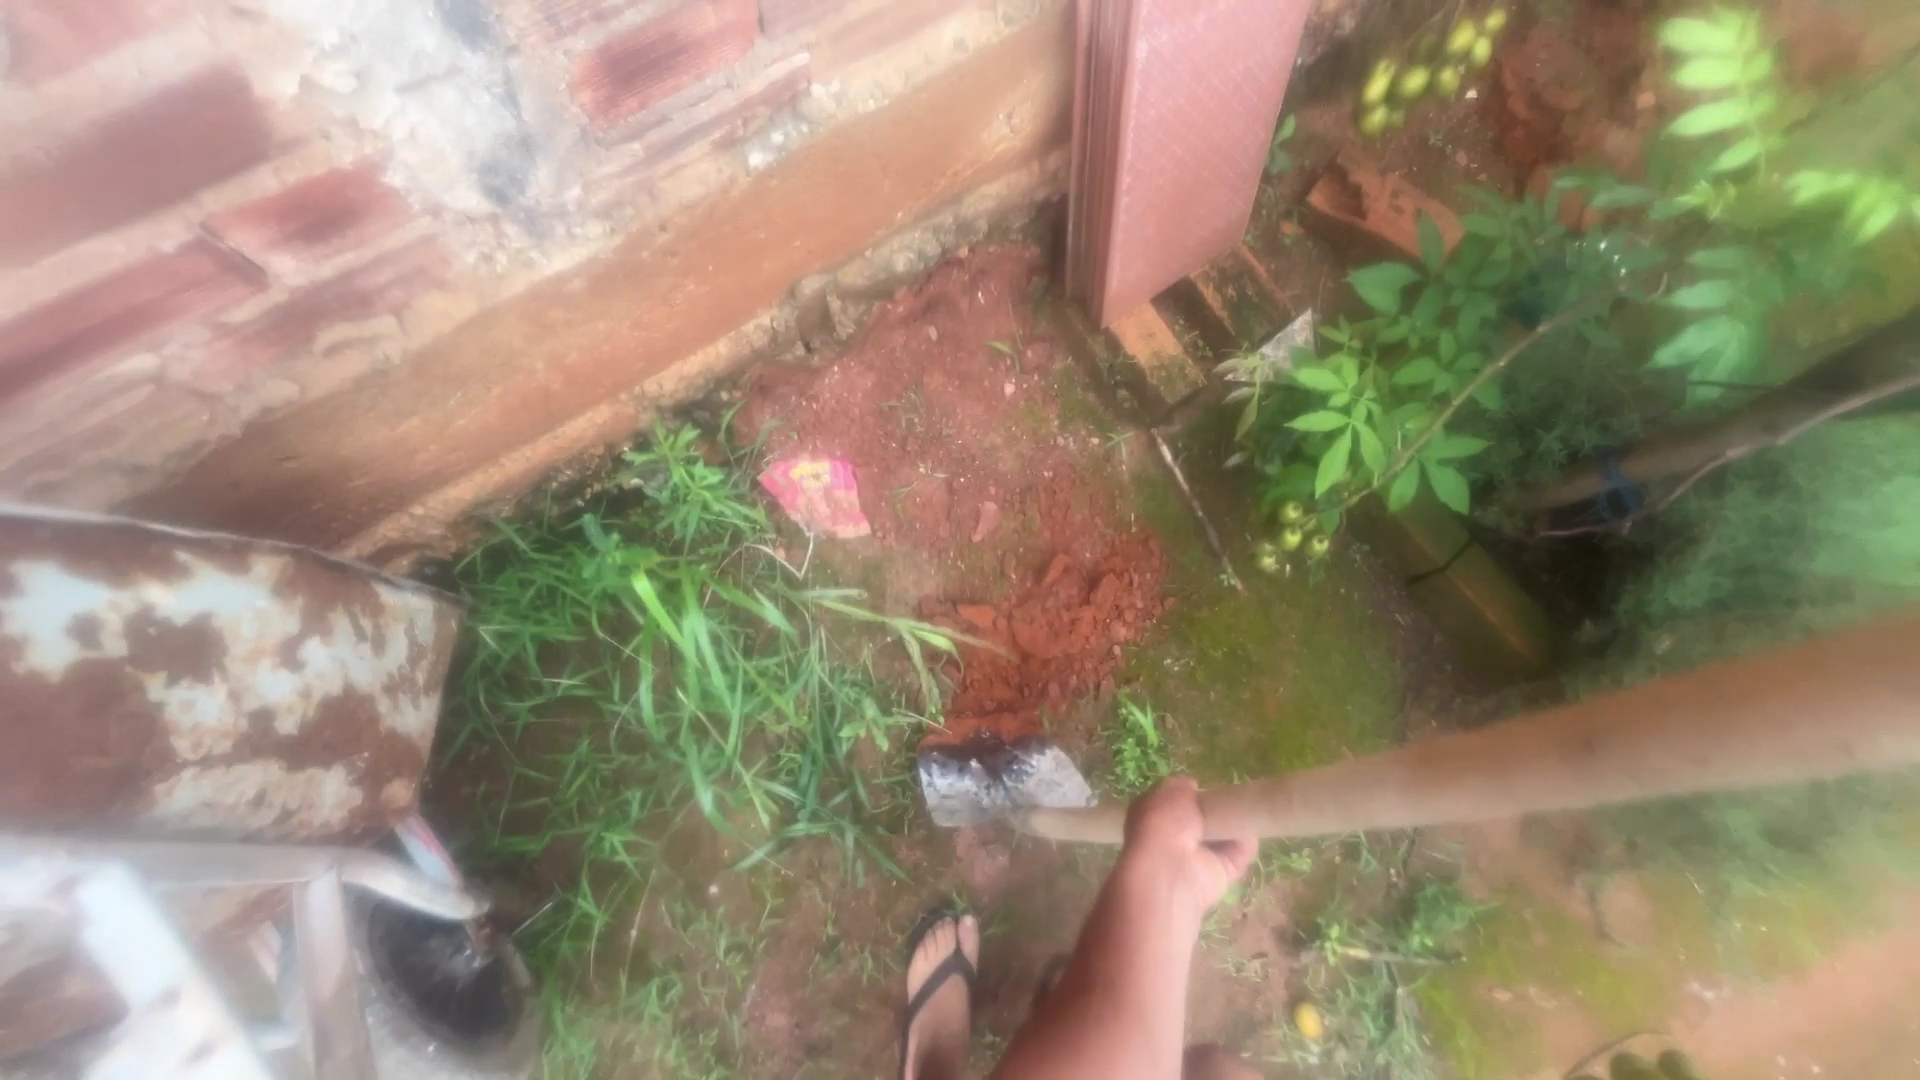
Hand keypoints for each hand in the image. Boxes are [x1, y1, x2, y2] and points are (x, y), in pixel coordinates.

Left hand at [1119, 776, 1256, 920]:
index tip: (1207, 787)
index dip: (1189, 796)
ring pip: (1220, 839)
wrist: (1170, 869)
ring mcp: (1195, 859)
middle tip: (1231, 798)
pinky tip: (1255, 829)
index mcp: (1152, 816)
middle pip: (1200, 822)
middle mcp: (1173, 838)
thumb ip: (1180, 786)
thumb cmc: (1162, 823)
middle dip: (1215, 811)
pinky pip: (1237, 857)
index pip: (1172, 804)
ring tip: (1249, 809)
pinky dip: (1246, 845)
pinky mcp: (1218, 875)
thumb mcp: (1168, 792)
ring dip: (1234, 827)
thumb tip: (1192, 784)